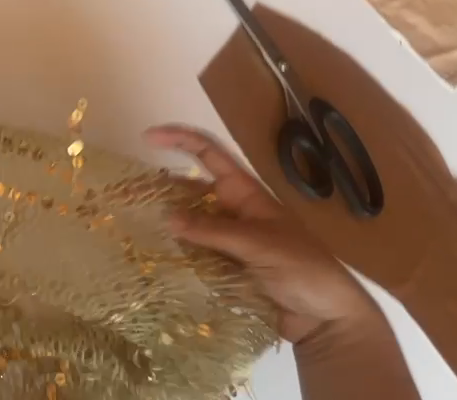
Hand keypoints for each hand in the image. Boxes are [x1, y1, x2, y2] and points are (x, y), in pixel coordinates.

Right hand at [145, 124, 376, 343]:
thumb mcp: (259, 244)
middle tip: (128, 192)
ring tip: (135, 224)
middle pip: (190, 189)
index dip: (179, 138)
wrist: (328, 319)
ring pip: (189, 222)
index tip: (148, 137)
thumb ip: (213, 231)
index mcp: (245, 192)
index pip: (209, 152)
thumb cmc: (303, 268)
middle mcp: (232, 209)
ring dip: (166, 222)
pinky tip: (157, 254)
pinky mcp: (227, 266)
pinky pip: (194, 252)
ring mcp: (229, 238)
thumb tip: (167, 217)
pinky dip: (176, 251)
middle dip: (160, 187)